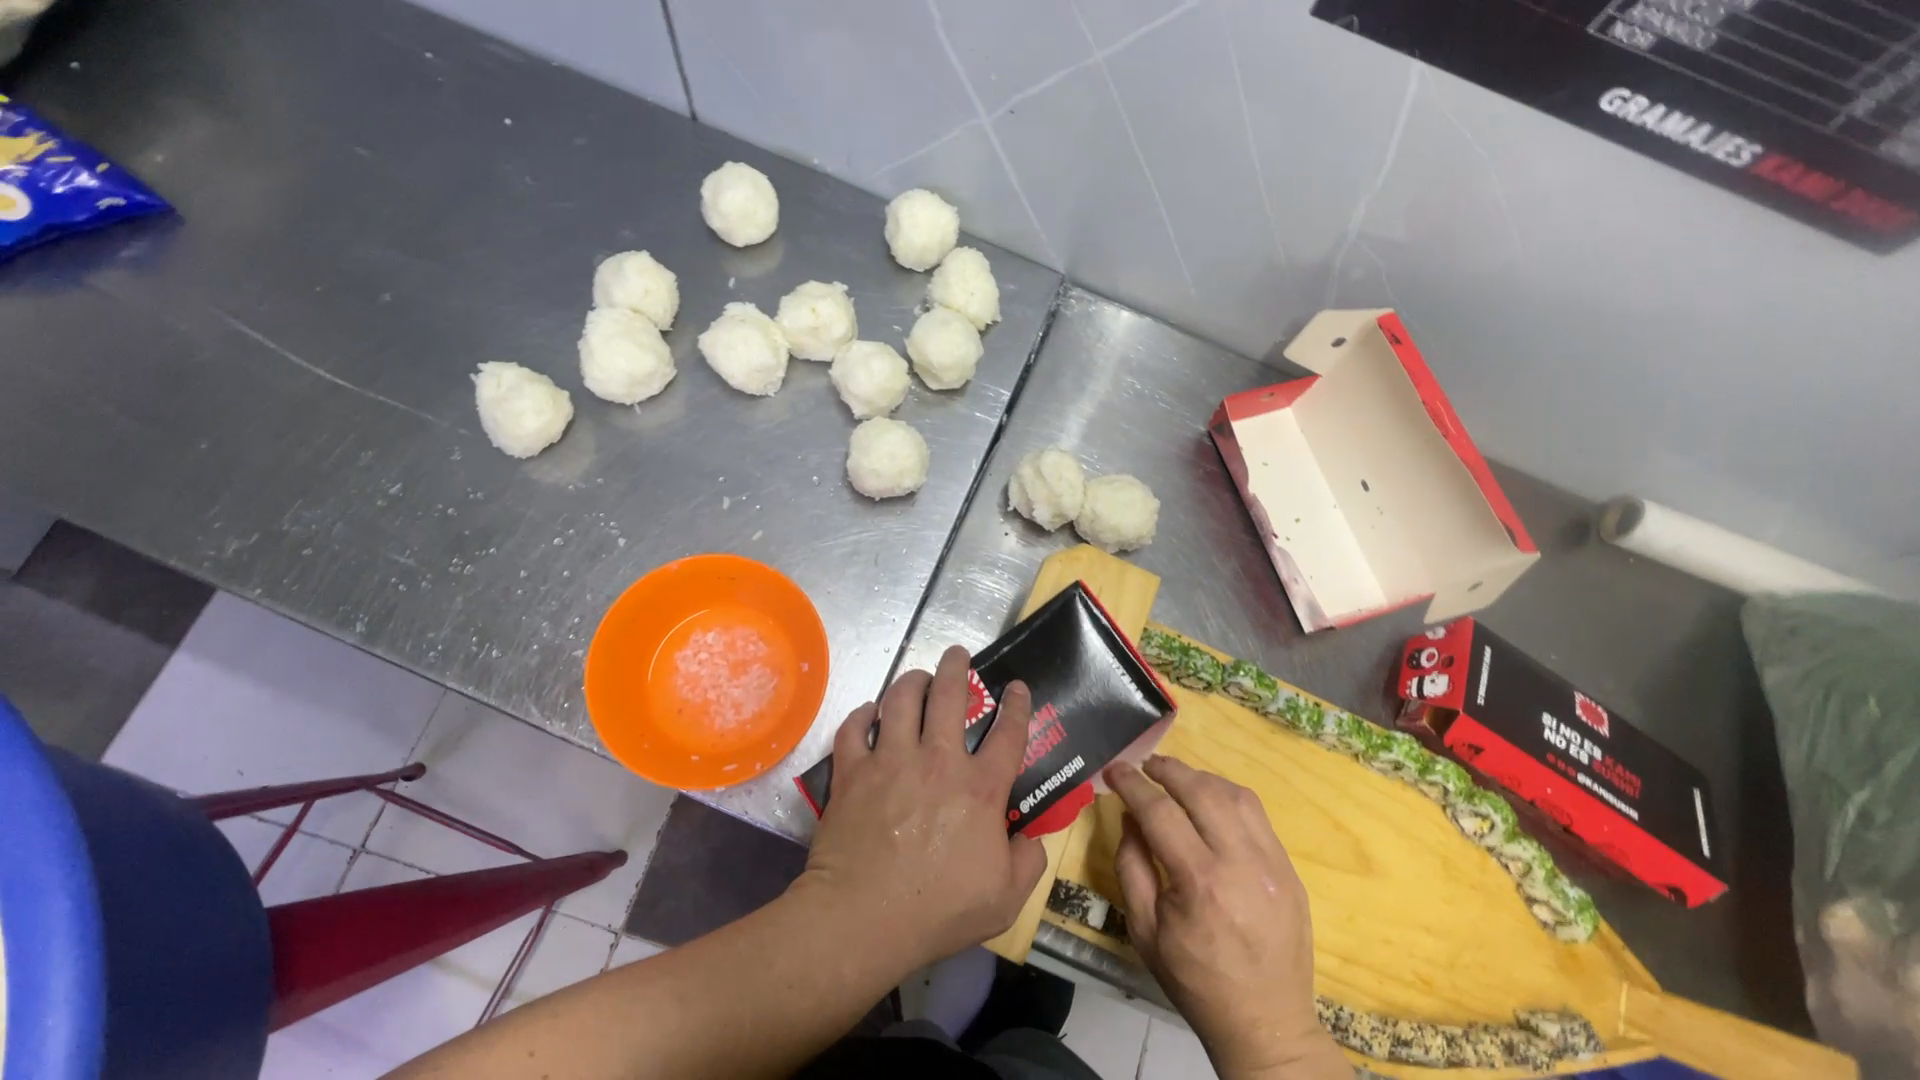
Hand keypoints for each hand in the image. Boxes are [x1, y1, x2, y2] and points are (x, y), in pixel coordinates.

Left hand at [796, 645, 1047, 970]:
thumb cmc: (939, 911)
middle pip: (950, 697)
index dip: (1017, 706)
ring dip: (912, 681)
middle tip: (957, 654)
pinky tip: (868, 713)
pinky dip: (862, 715)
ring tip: (916, 676)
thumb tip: (1030, 838)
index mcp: (980, 788)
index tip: (1016, 686)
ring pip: (901, 700)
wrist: (863, 918)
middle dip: (956, 668)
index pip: (1008, 734)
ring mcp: (891, 761)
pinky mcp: (852, 772)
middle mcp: (938, 761)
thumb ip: (1027, 862)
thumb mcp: (1005, 899)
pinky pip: (855, 728)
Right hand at [1106, 757, 1349, 1079]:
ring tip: (1176, 779)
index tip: (1115, 769)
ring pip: (1236, 795)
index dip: (1133, 784)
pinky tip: (1211, 803)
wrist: (1265, 1021)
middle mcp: (1241, 862)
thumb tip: (1131, 816)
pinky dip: (1230, 798)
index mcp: (1200, 882)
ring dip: (1201, 778)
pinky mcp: (1290, 870)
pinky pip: (1259, 817)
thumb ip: (1132, 865)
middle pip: (1202, 791)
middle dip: (1168, 769)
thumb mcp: (1144, 930)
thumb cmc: (1194, 980)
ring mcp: (1273, 863)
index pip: (1160, 812)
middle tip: (1145, 764)